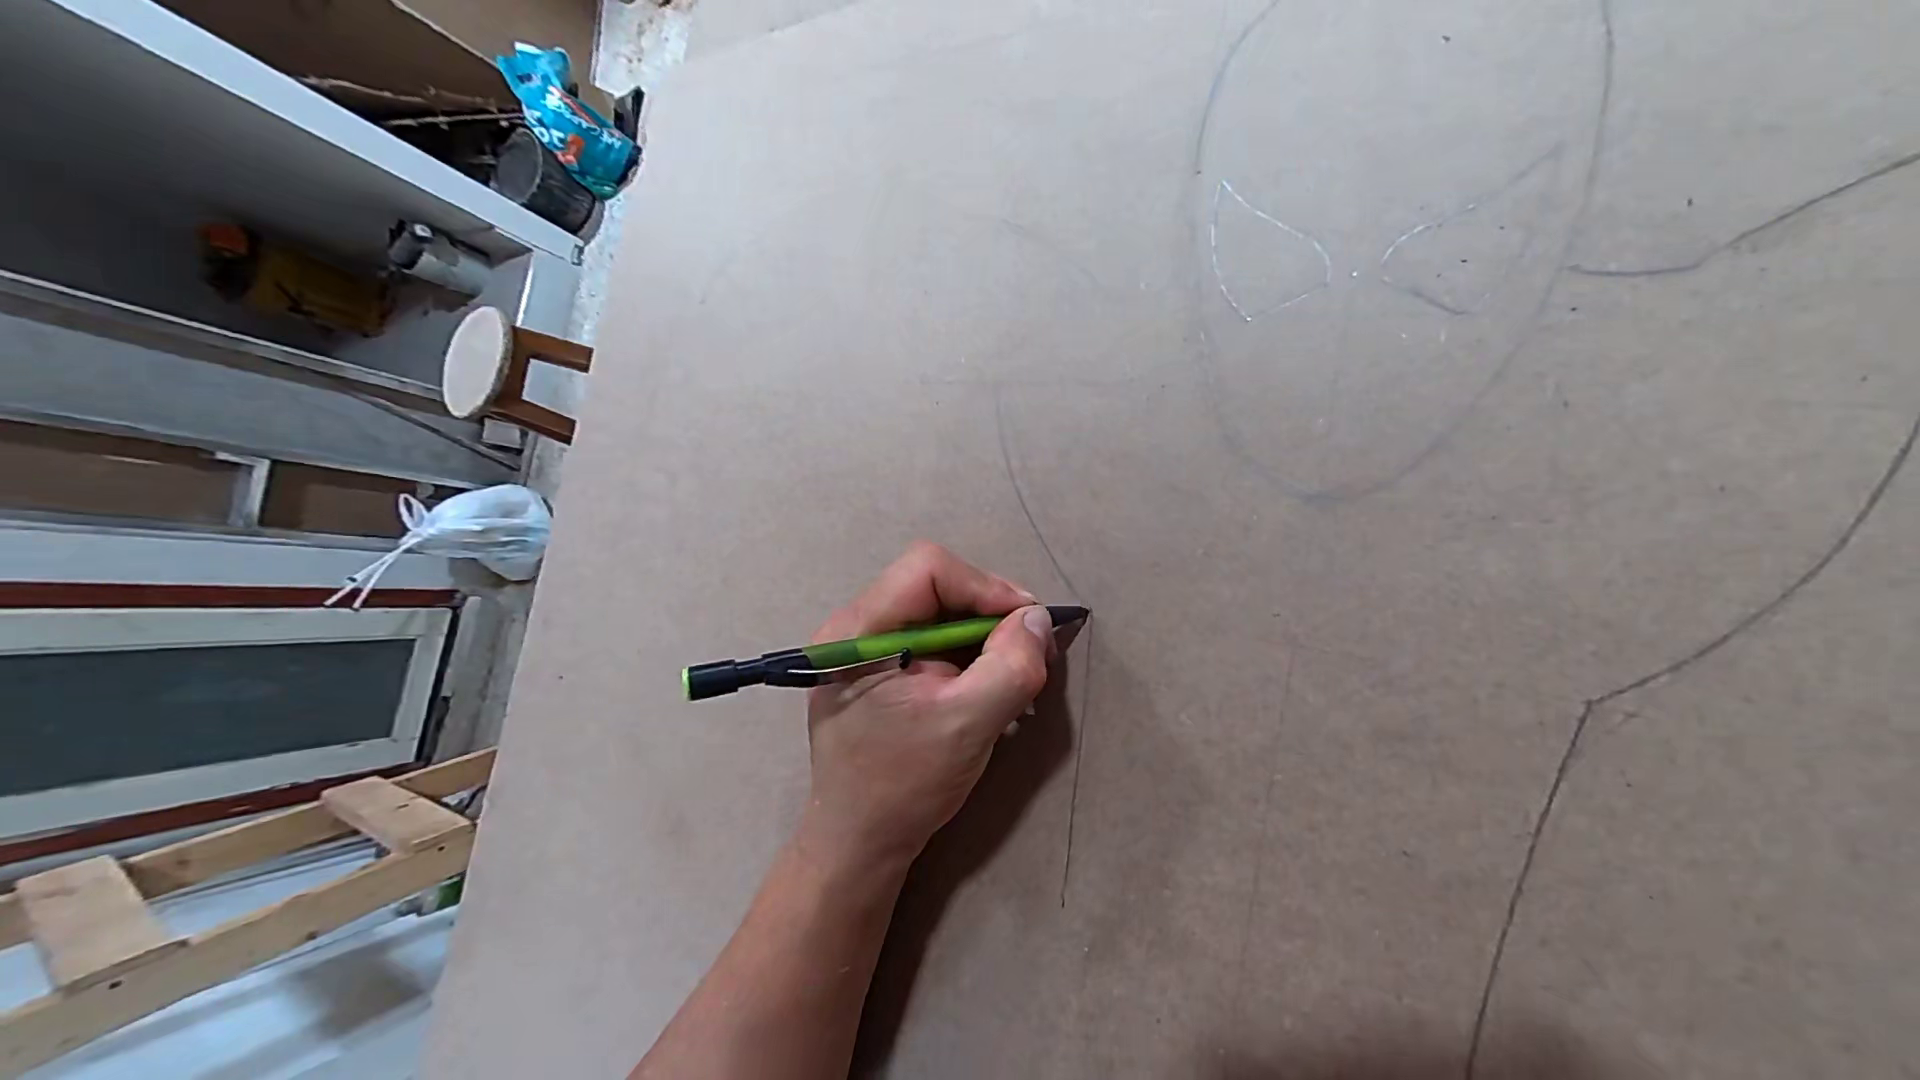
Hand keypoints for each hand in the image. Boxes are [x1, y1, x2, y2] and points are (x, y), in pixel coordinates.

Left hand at [799, 542, 1057, 869]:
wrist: (859, 841)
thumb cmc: (904, 785)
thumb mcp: (968, 726)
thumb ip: (1010, 667)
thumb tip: (1038, 619)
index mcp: (858, 631)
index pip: (928, 570)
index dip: (985, 587)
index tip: (1027, 624)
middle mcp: (855, 627)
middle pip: (934, 586)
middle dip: (989, 613)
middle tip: (1029, 649)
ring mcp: (864, 647)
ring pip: (937, 610)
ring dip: (982, 635)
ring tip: (1012, 673)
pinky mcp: (878, 667)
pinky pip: (930, 638)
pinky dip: (967, 653)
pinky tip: (987, 684)